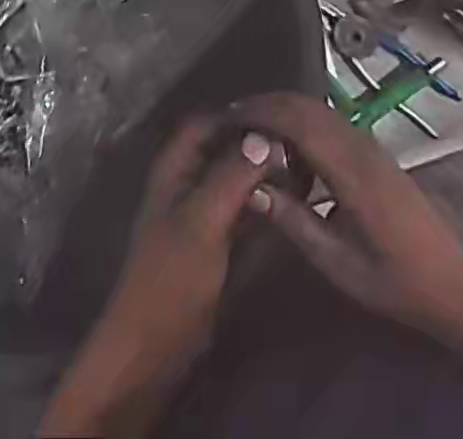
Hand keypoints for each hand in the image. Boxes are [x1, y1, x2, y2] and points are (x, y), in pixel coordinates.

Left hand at [39, 118, 276, 436]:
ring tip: (308, 169)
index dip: (238, 116)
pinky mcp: (219, 242)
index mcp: (174, 170)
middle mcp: (189, 184)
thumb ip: (231, 177)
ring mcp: (205, 214)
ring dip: (266, 174)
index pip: (206, 123)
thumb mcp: (202, 222)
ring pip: (238, 180)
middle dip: (259, 145)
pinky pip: (246, 211)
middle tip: (303, 144)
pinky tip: (297, 202)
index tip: (280, 117)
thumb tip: (264, 137)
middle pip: (225, 150)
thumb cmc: (171, 278)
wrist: (154, 348)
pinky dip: (267, 203)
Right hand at [231, 92, 462, 335]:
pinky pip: (330, 121)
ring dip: (284, 109)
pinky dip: (301, 119)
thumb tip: (251, 190)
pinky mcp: (374, 151)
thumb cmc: (394, 279)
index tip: (229, 119)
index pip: (300, 123)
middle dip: (267, 104)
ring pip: (319, 109)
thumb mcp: (338, 262)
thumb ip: (294, 222)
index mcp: (352, 172)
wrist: (452, 280)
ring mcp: (371, 146)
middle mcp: (361, 148)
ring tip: (251, 127)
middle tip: (232, 119)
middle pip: (307, 106)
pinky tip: (286, 144)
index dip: (262, 113)